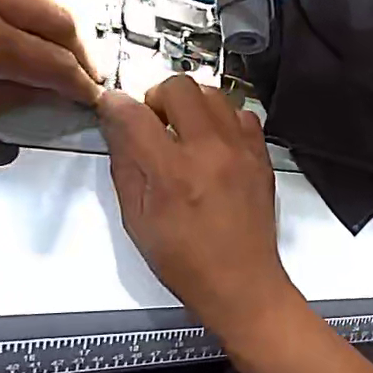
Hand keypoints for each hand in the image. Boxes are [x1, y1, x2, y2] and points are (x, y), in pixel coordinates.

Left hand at [0, 0, 100, 131]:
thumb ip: (1, 97)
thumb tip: (37, 90)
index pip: (53, 61)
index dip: (79, 82)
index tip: (89, 93)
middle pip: (56, 14)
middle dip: (77, 46)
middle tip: (80, 67)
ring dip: (51, 12)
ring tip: (50, 35)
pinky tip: (6, 6)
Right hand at [97, 76, 294, 323]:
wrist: (242, 284)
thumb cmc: (186, 262)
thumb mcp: (137, 220)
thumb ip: (125, 167)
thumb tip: (116, 128)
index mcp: (173, 173)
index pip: (135, 115)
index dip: (116, 104)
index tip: (112, 105)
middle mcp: (210, 152)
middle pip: (179, 87)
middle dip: (157, 97)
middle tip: (153, 120)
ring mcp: (241, 151)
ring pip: (212, 93)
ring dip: (190, 103)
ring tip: (183, 130)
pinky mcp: (260, 156)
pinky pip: (241, 113)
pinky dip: (223, 118)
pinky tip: (214, 140)